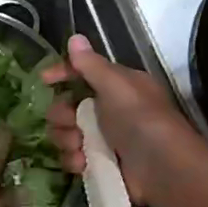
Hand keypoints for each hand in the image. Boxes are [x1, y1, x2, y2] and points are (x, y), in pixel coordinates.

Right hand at [43, 35, 201, 202]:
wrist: (162, 169)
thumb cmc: (141, 119)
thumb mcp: (116, 85)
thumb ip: (91, 64)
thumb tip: (74, 38)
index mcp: (117, 87)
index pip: (83, 73)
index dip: (63, 74)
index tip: (44, 80)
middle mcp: (109, 110)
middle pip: (67, 106)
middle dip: (61, 115)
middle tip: (70, 123)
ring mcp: (103, 139)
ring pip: (66, 133)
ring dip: (66, 140)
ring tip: (78, 148)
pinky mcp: (100, 164)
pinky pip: (73, 157)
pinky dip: (74, 160)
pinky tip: (82, 164)